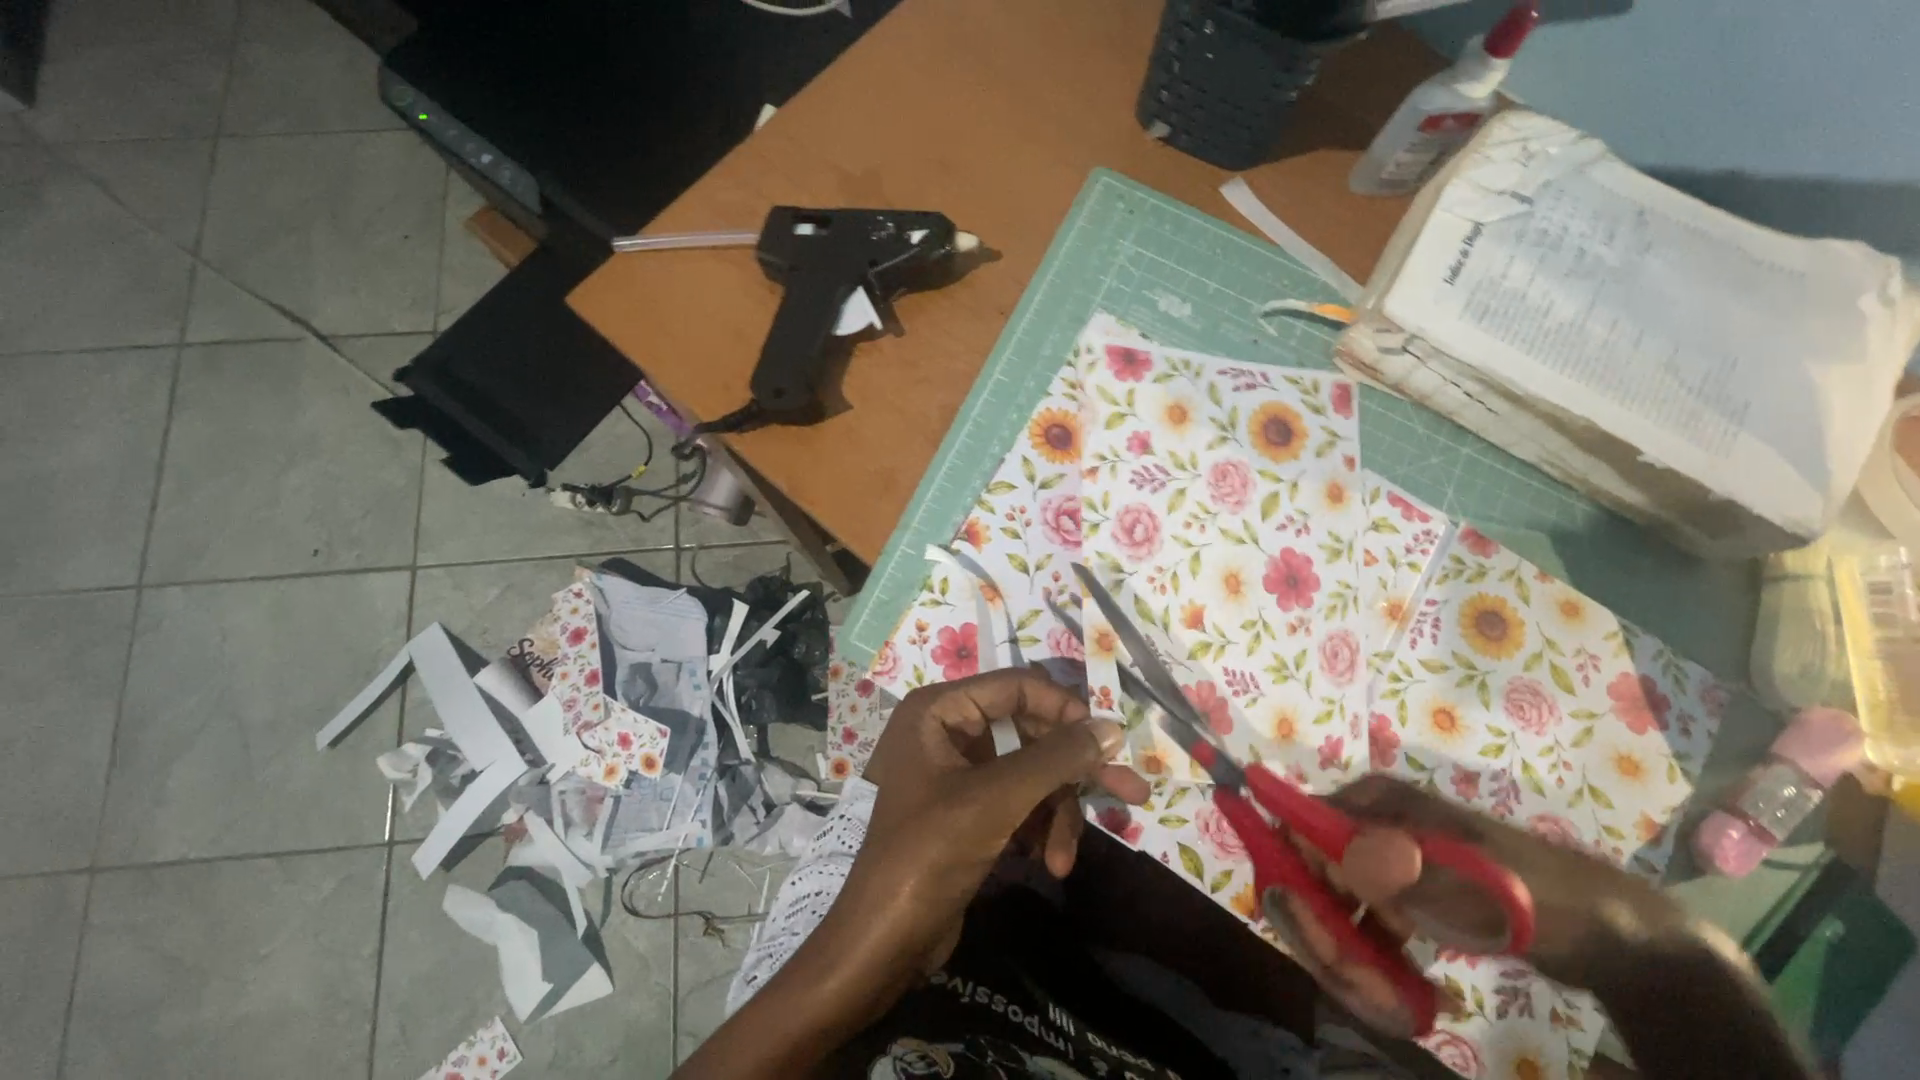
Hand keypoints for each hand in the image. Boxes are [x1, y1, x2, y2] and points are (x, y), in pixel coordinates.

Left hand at [826, 669, 1145, 1005]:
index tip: (1110, 740)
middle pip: (1032, 733)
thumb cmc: (931, 852)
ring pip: (1032, 775)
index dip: (1066, 709)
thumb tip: (1112, 727)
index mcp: (939, 711)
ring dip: (1056, 814)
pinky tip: (1049, 863)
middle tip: (1129, 793)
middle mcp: (947, 732)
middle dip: (1072, 772)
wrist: (886, 940)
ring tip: (1063, 858)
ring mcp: (958, 774)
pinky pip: (1019, 804)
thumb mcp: (997, 799)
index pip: (1018, 687)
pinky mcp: (970, 813)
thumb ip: (1056, 758)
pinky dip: (1038, 830)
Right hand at [1280, 775, 1689, 1032]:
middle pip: (1308, 873)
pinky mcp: (1398, 891)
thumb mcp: (1480, 887)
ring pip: (1329, 903)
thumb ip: (1411, 872)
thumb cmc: (1542, 899)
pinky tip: (1402, 987)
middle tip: (1371, 990)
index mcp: (1376, 802)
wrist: (1609, 933)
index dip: (1294, 888)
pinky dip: (1369, 957)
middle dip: (1326, 936)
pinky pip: (1357, 921)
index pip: (1297, 831)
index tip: (1325, 947)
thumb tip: (1341, 854)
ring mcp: (1380, 858)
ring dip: (1348, 956)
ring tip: (1393, 998)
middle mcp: (1367, 822)